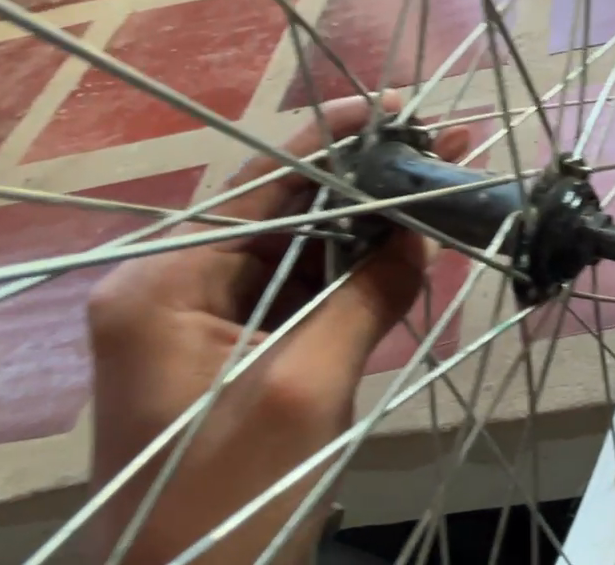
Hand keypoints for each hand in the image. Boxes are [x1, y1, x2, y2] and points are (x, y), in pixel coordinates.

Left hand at [87, 95, 464, 564]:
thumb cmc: (228, 505)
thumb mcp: (306, 386)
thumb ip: (366, 293)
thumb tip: (422, 230)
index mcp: (166, 282)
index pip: (267, 181)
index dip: (340, 140)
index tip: (406, 109)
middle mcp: (180, 286)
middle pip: (291, 210)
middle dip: (371, 181)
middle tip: (447, 146)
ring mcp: (209, 321)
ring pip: (307, 249)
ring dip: (373, 224)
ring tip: (444, 186)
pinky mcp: (240, 352)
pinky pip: (310, 292)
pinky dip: (361, 272)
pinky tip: (414, 247)